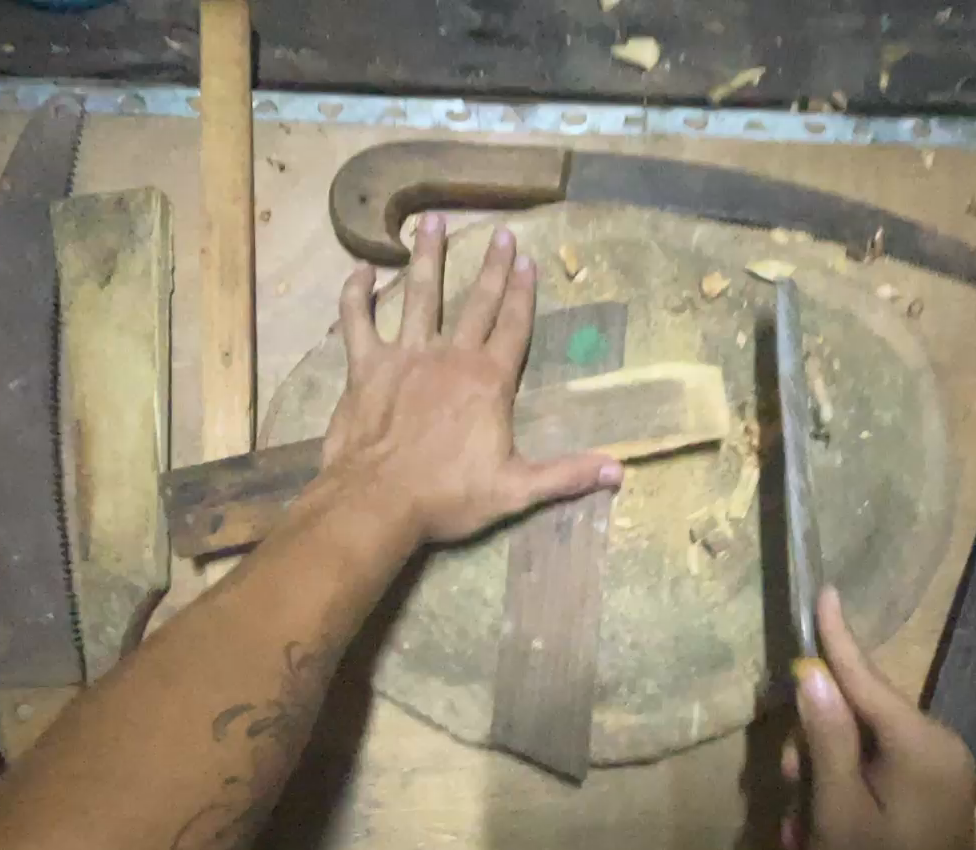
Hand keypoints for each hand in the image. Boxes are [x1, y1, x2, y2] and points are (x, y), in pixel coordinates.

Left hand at [324, 213, 621, 543]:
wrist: (377, 502)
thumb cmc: (449, 497)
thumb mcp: (516, 490)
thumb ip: (566, 475)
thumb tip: (619, 472)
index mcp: (489, 381)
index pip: (514, 327)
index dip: (523, 294)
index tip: (528, 261)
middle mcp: (450, 356)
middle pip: (476, 303)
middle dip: (491, 267)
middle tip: (501, 234)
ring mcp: (405, 356)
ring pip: (419, 295)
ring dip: (427, 257)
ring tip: (433, 222)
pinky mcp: (364, 366)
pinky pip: (358, 319)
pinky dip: (357, 293)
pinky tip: (362, 269)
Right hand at [781, 587, 975, 849]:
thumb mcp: (836, 814)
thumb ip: (827, 737)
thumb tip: (812, 670)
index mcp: (920, 747)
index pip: (865, 678)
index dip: (836, 636)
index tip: (824, 590)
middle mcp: (937, 747)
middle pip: (857, 710)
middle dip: (814, 740)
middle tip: (792, 788)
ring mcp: (937, 770)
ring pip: (858, 740)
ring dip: (822, 771)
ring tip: (807, 826)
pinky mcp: (930, 790)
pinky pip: (872, 765)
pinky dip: (841, 786)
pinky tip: (824, 829)